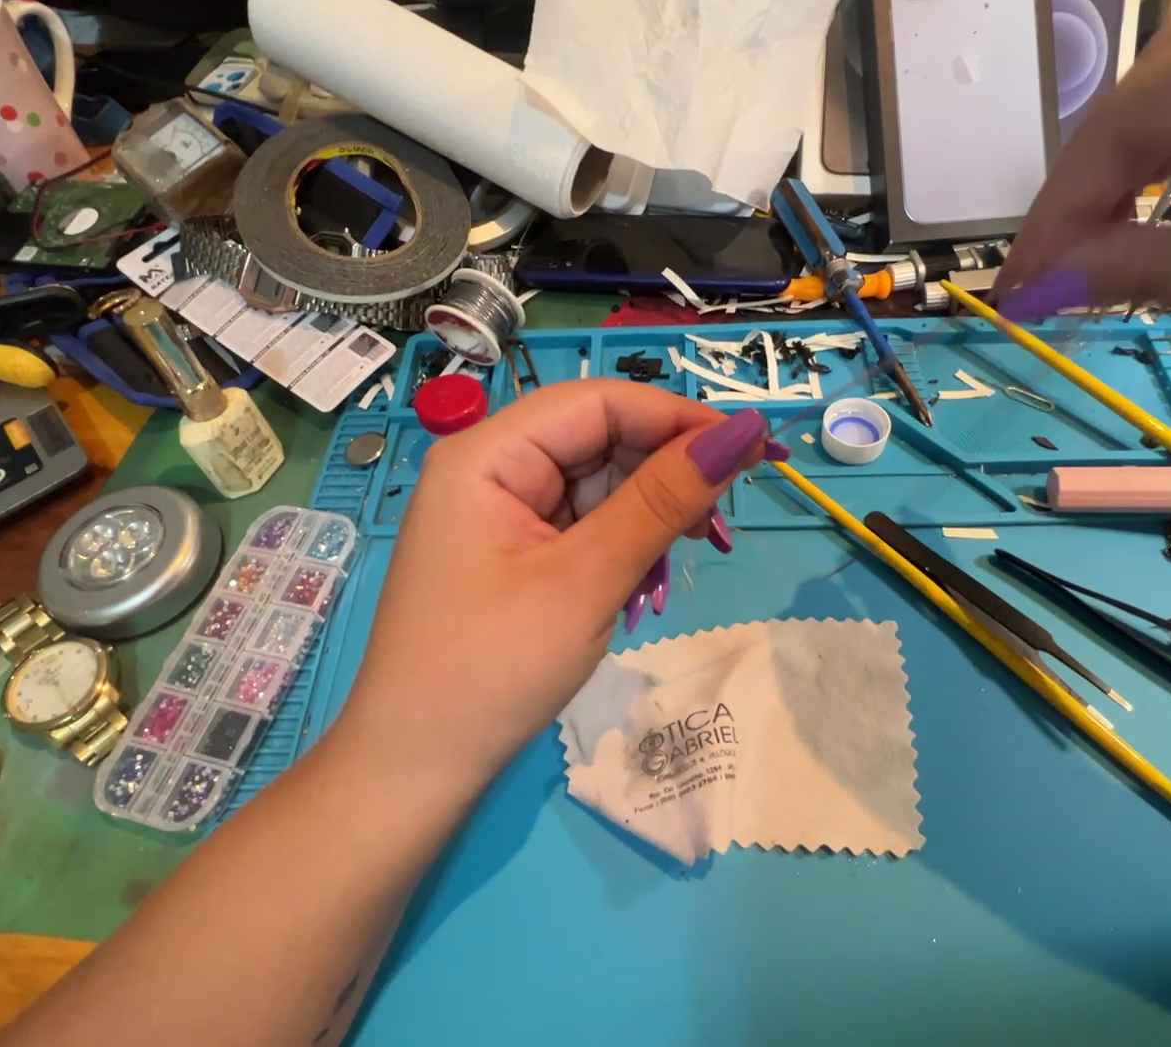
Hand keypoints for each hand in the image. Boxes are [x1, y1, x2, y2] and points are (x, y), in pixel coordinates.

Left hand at [323, 380, 778, 791]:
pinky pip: (582, 521)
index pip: (599, 402)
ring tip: (689, 551)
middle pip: (598, 438)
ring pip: (597, 481)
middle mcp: (489, 468)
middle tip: (720, 519)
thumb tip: (742, 435)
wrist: (417, 768)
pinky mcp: (512, 549)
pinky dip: (624, 539)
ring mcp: (499, 511)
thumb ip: (662, 501)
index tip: (753, 450)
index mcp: (487, 455)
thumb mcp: (586, 580)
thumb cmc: (493, 671)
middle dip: (666, 470)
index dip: (678, 417)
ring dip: (650, 510)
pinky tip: (648, 570)